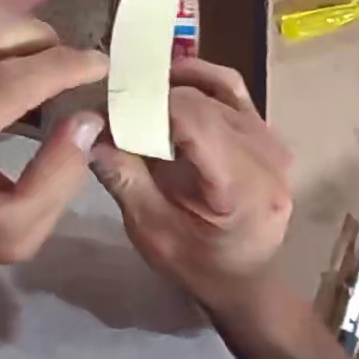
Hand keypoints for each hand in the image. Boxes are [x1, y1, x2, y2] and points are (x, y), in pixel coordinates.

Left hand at [0, 0, 107, 281]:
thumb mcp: (13, 234)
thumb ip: (57, 180)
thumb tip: (87, 118)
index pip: (6, 82)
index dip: (61, 66)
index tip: (100, 64)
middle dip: (37, 36)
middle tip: (65, 60)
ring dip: (11, 24)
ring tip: (36, 53)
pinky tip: (1, 46)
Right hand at [92, 58, 292, 309]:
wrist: (245, 280)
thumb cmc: (198, 263)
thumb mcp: (151, 231)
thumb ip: (123, 178)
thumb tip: (88, 133)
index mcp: (242, 184)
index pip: (193, 118)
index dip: (146, 105)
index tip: (109, 112)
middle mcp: (265, 154)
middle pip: (200, 100)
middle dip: (151, 99)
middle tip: (113, 110)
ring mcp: (270, 138)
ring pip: (213, 86)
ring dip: (170, 87)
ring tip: (136, 98)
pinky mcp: (264, 131)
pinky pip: (229, 87)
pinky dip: (197, 79)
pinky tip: (169, 85)